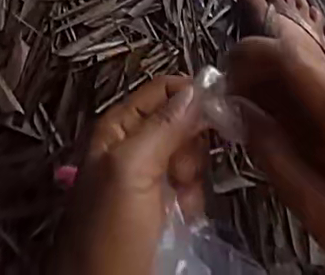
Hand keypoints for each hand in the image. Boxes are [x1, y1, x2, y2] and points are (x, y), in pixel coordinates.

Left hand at [51, 75, 208, 274]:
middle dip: (191, 145)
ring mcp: (149, 181)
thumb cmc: (106, 235)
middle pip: (181, 123)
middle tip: (184, 170)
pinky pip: (191, 190)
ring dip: (193, 177)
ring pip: (189, 158)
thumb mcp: (131, 169)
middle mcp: (134, 148)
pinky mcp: (164, 211)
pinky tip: (185, 216)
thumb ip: (163, 126)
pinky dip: (194, 201)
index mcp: (119, 128)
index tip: (218, 108)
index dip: (190, 95)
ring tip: (181, 200)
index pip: (162, 91)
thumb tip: (196, 89)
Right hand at [225, 37, 324, 274]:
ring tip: (236, 105)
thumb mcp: (315, 208)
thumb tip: (232, 109)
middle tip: (222, 95)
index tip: (220, 76)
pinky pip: (307, 79)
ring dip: (262, 76)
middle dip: (252, 66)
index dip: (252, 56)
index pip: (295, 59)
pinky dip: (278, 89)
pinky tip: (262, 113)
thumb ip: (272, 155)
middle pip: (294, 53)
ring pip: (298, 61)